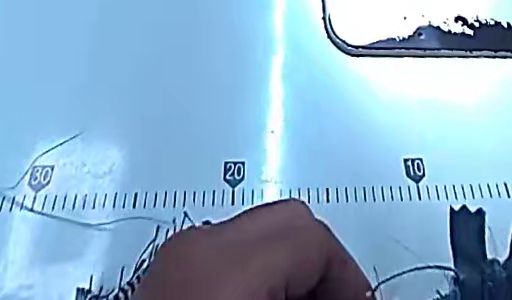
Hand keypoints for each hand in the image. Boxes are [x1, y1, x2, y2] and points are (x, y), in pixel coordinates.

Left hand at [133, 200, 372, 299]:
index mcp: (226, 264)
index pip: (311, 236)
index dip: (349, 281)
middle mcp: (196, 246)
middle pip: (286, 226)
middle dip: (322, 276)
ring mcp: (174, 259)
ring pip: (257, 241)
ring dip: (290, 281)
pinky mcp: (162, 278)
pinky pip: (226, 262)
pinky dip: (257, 286)